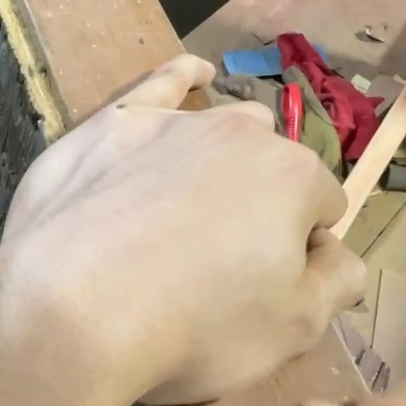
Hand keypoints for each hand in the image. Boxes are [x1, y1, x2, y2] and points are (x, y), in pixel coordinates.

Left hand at [0, 53, 363, 405]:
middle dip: (264, 201)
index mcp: (294, 177)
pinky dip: (183, 77)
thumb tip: (335, 250)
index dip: (303, 250)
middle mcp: (239, 133)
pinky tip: (195, 75)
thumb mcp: (293, 330)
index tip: (268, 285)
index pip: (322, 208)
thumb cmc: (193, 328)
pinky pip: (161, 83)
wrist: (70, 310)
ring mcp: (171, 122)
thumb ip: (336, 281)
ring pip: (220, 129)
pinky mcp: (111, 124)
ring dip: (224, 157)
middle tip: (223, 258)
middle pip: (272, 164)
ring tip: (198, 201)